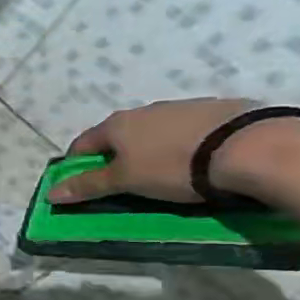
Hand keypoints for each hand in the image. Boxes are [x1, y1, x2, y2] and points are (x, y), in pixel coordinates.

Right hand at [48, 97, 264, 203]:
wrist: (248, 147)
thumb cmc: (172, 167)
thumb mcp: (125, 181)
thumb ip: (89, 186)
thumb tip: (51, 192)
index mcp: (117, 125)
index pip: (83, 143)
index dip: (76, 164)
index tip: (78, 184)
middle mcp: (144, 110)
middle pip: (118, 135)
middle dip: (115, 156)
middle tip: (122, 182)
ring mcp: (181, 107)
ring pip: (153, 130)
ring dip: (149, 149)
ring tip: (163, 174)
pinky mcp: (216, 110)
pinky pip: (186, 130)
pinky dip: (181, 145)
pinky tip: (195, 161)